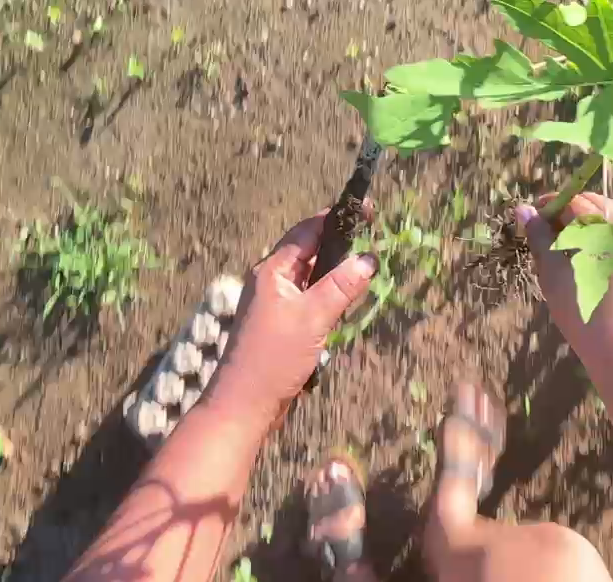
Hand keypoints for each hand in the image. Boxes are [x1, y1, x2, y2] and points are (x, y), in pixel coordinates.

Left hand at [204, 207, 377, 426]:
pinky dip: (325, 293)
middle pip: (308, 249)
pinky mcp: (278, 322)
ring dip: (332, 269)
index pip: (308, 231)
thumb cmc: (274, 357)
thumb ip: (341, 286)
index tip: (364, 208)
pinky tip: (342, 300)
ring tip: (362, 263)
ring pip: (309, 274)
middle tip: (369, 232)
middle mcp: (270, 279)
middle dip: (338, 241)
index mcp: (273, 270)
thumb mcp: (313, 318)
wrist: (243, 404)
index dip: (336, 218)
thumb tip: (368, 258)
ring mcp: (273, 301)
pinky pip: (306, 296)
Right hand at [519, 193, 612, 363]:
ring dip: (589, 225)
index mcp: (603, 226)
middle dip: (569, 214)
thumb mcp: (553, 276)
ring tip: (571, 249)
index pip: (571, 199)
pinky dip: (608, 238)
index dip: (549, 205)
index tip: (532, 220)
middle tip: (549, 237)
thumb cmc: (587, 318)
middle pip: (594, 204)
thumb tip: (524, 209)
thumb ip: (540, 238)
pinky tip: (596, 261)